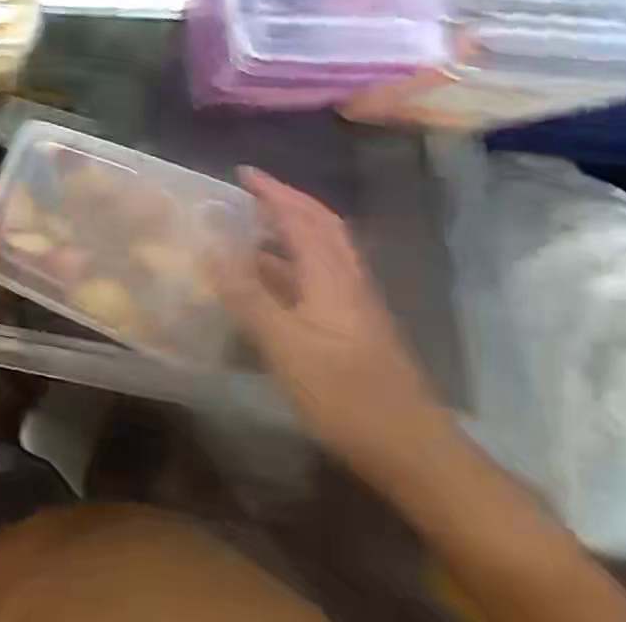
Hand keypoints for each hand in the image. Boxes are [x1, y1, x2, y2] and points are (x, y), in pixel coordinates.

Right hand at [214, 169, 451, 481]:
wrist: (414, 454)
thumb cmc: (346, 396)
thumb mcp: (285, 346)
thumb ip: (247, 296)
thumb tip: (210, 247)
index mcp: (333, 277)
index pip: (303, 218)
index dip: (274, 192)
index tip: (242, 173)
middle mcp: (348, 282)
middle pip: (323, 227)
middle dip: (287, 202)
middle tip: (249, 193)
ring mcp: (355, 308)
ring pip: (323, 253)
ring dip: (290, 231)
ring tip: (249, 229)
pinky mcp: (353, 331)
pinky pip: (319, 279)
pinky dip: (291, 264)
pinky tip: (267, 283)